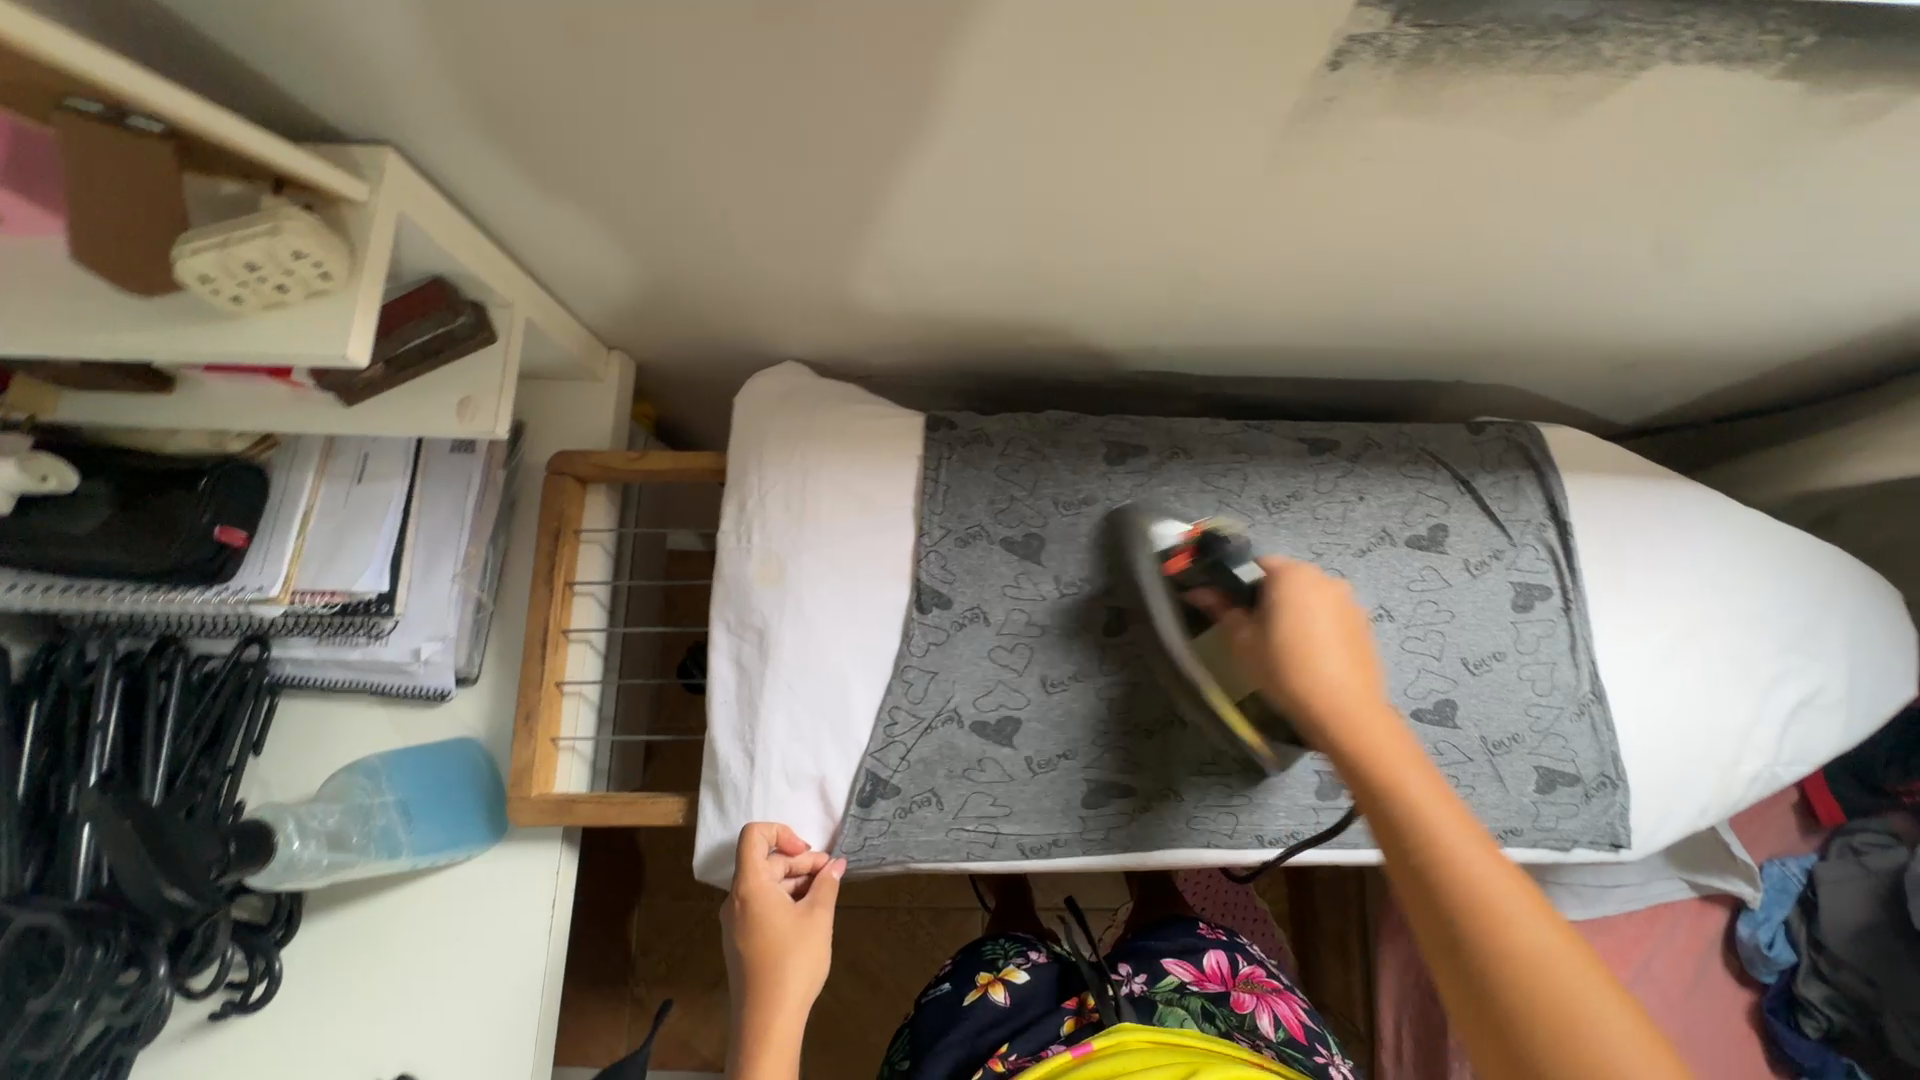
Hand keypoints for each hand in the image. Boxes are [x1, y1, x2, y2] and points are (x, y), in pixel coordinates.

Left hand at [720, 823, 844, 1023]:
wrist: (767, 1021)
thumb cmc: (793, 962)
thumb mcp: (817, 917)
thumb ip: (827, 883)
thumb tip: (836, 864)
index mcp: (749, 885)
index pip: (754, 835)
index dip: (782, 832)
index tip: (808, 852)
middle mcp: (736, 899)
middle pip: (765, 862)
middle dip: (799, 862)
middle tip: (830, 873)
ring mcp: (736, 921)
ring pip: (765, 885)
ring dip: (795, 881)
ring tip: (825, 893)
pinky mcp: (741, 940)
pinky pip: (761, 906)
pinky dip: (785, 900)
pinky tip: (809, 913)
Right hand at [1203, 556, 1403, 757]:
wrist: (1343, 709)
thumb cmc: (1284, 669)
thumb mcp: (1243, 640)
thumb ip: (1222, 609)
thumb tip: (1199, 592)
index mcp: (1291, 574)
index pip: (1256, 564)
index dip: (1238, 585)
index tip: (1230, 609)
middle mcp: (1324, 577)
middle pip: (1286, 578)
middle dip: (1268, 596)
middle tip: (1254, 629)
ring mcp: (1349, 599)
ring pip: (1309, 596)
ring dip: (1294, 609)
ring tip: (1285, 645)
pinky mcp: (1364, 622)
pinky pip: (1330, 613)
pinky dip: (1317, 624)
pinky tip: (1310, 655)